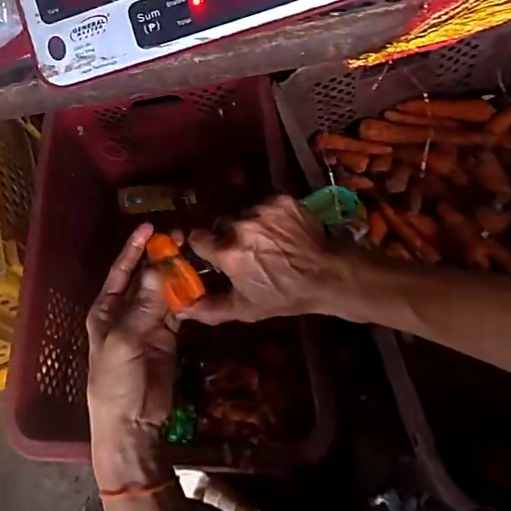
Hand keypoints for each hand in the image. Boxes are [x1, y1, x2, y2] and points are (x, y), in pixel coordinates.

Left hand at [86, 224, 178, 488]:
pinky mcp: (167, 337)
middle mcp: (126, 311)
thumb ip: (143, 305)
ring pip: (164, 291)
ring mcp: (148, 323)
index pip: (121, 271)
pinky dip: (188, 298)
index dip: (133, 248)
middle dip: (160, 258)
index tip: (149, 227)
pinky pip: (178, 311)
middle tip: (181, 236)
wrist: (131, 422)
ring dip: (177, 274)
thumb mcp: (124, 341)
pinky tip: (200, 283)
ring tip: (194, 254)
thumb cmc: (115, 380)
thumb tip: (158, 269)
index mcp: (106, 308)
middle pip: (145, 278)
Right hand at [184, 196, 358, 323]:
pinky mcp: (281, 200)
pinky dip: (270, 216)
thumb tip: (181, 309)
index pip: (198, 237)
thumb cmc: (284, 295)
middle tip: (247, 252)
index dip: (206, 247)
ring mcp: (262, 210)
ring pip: (243, 214)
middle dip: (229, 237)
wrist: (329, 276)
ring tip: (268, 242)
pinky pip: (264, 205)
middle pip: (221, 224)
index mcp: (228, 251)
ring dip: (250, 226)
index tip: (215, 255)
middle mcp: (240, 225)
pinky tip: (282, 231)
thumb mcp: (246, 308)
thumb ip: (209, 308)